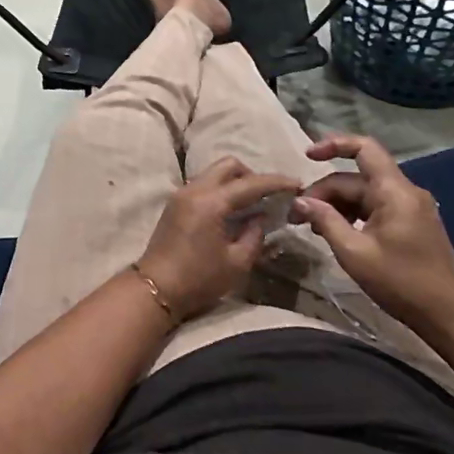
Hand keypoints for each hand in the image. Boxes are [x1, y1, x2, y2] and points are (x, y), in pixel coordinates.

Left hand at [135, 158, 301, 320]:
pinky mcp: (174, 204)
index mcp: (210, 202)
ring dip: (235, 182)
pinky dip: (220, 189)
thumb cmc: (199, 279)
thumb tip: (261, 217)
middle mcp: (193, 190)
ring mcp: (181, 195)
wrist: (155, 288)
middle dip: (253, 175)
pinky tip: (233, 210)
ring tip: (253, 204)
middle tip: (270, 196)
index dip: (276, 182)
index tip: (297, 184)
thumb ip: (255, 234)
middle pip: (228, 166)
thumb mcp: (237, 262)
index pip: (250, 183)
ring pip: (213, 173)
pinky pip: (203, 185)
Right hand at [292, 135, 453, 338]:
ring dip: (333, 205)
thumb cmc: (401, 283)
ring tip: (310, 227)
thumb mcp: (354, 252)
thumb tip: (299, 201)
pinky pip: (372, 207)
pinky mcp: (408, 223)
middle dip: (323, 192)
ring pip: (361, 193)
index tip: (306, 157)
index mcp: (395, 193)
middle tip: (296, 217)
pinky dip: (349, 214)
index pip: (365, 149)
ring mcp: (408, 208)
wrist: (449, 316)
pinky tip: (333, 232)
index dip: (334, 145)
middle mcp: (404, 192)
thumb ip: (325, 220)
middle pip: (354, 178)